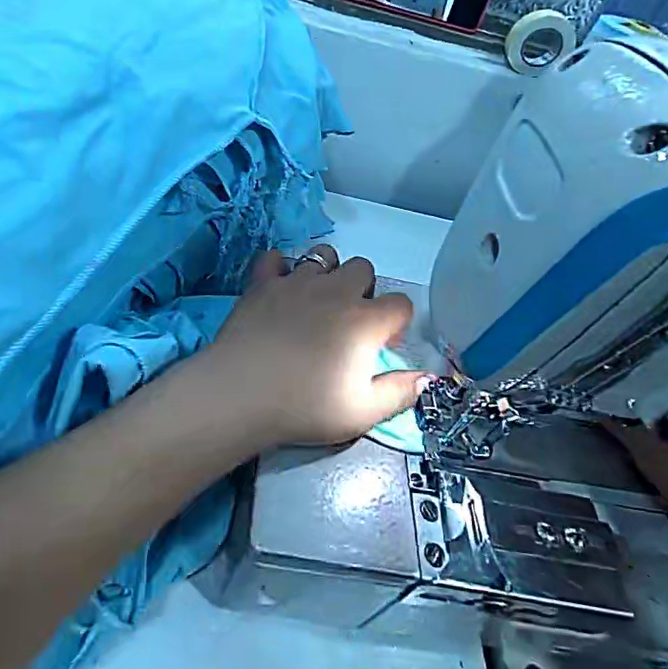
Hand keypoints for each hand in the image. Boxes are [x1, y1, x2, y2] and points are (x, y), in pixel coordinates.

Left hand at [192, 245, 428, 447]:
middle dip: (364, 290)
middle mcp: (336, 291)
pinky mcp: (262, 283)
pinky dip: (280, 268)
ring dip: (328, 272)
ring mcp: (297, 282)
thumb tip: (428, 378)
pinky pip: (275, 258)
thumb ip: (400, 393)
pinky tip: (279, 288)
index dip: (396, 323)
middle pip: (364, 269)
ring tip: (317, 300)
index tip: (381, 345)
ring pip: (324, 255)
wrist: (239, 394)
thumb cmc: (304, 407)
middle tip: (349, 322)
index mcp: (365, 321)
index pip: (401, 304)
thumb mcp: (361, 413)